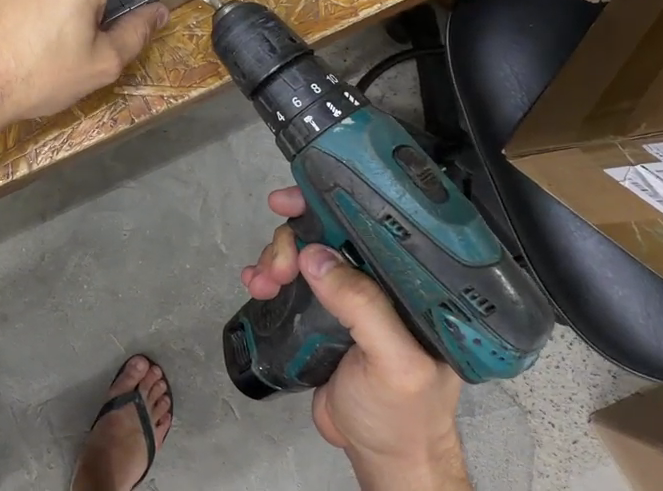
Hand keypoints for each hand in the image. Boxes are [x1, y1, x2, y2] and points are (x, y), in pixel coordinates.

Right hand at [242, 188, 468, 489]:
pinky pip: (290, 283)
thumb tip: (314, 254)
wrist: (382, 462)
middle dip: (291, 241)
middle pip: (327, 236)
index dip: (331, 205)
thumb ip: (363, 308)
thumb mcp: (395, 363)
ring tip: (260, 284)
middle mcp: (379, 282)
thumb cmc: (404, 415)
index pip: (372, 228)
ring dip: (274, 260)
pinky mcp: (320, 316)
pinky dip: (266, 276)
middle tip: (275, 268)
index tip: (291, 200)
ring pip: (302, 255)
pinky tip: (253, 284)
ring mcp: (347, 298)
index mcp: (409, 285)